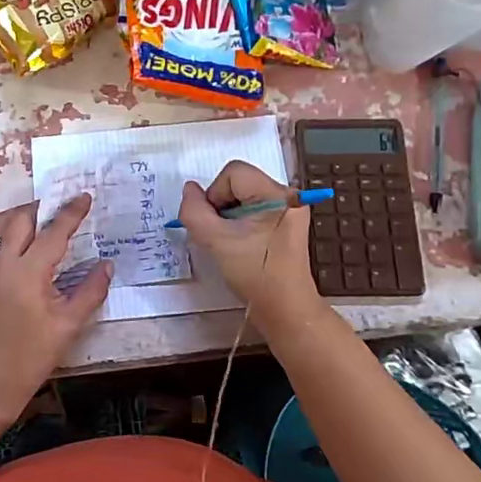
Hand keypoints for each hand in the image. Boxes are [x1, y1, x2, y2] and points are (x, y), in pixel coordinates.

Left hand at [0, 195, 111, 418]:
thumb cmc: (30, 357)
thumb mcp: (68, 326)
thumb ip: (90, 291)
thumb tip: (107, 265)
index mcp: (28, 273)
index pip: (53, 232)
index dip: (71, 212)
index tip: (85, 196)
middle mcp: (4, 262)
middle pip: (21, 218)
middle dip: (43, 206)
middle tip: (65, 206)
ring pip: (1, 223)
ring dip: (23, 213)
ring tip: (45, 217)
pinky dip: (9, 227)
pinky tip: (26, 238)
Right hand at [178, 161, 323, 333]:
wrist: (286, 309)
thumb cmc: (254, 274)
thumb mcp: (216, 241)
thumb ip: (194, 211)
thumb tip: (190, 189)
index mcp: (277, 193)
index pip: (233, 173)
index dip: (215, 194)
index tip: (215, 224)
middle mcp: (288, 194)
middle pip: (239, 181)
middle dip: (222, 205)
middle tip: (220, 234)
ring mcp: (290, 208)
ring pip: (245, 195)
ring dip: (230, 214)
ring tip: (231, 240)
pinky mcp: (287, 221)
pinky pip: (255, 207)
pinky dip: (241, 220)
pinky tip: (242, 243)